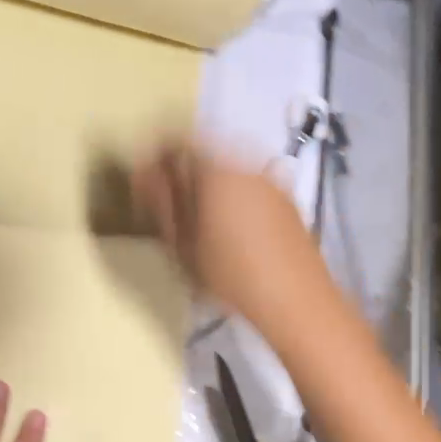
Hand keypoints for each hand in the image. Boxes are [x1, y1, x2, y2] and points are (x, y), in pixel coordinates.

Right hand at [131, 139, 333, 323]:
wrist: (296, 299)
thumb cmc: (231, 274)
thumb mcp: (183, 244)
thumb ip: (161, 202)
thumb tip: (144, 175)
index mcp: (214, 168)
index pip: (173, 142)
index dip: (153, 159)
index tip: (145, 187)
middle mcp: (243, 162)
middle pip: (202, 152)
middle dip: (182, 172)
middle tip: (169, 207)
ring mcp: (269, 178)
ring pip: (227, 167)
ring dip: (207, 184)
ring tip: (199, 220)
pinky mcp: (286, 197)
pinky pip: (249, 182)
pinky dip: (233, 194)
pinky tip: (232, 228)